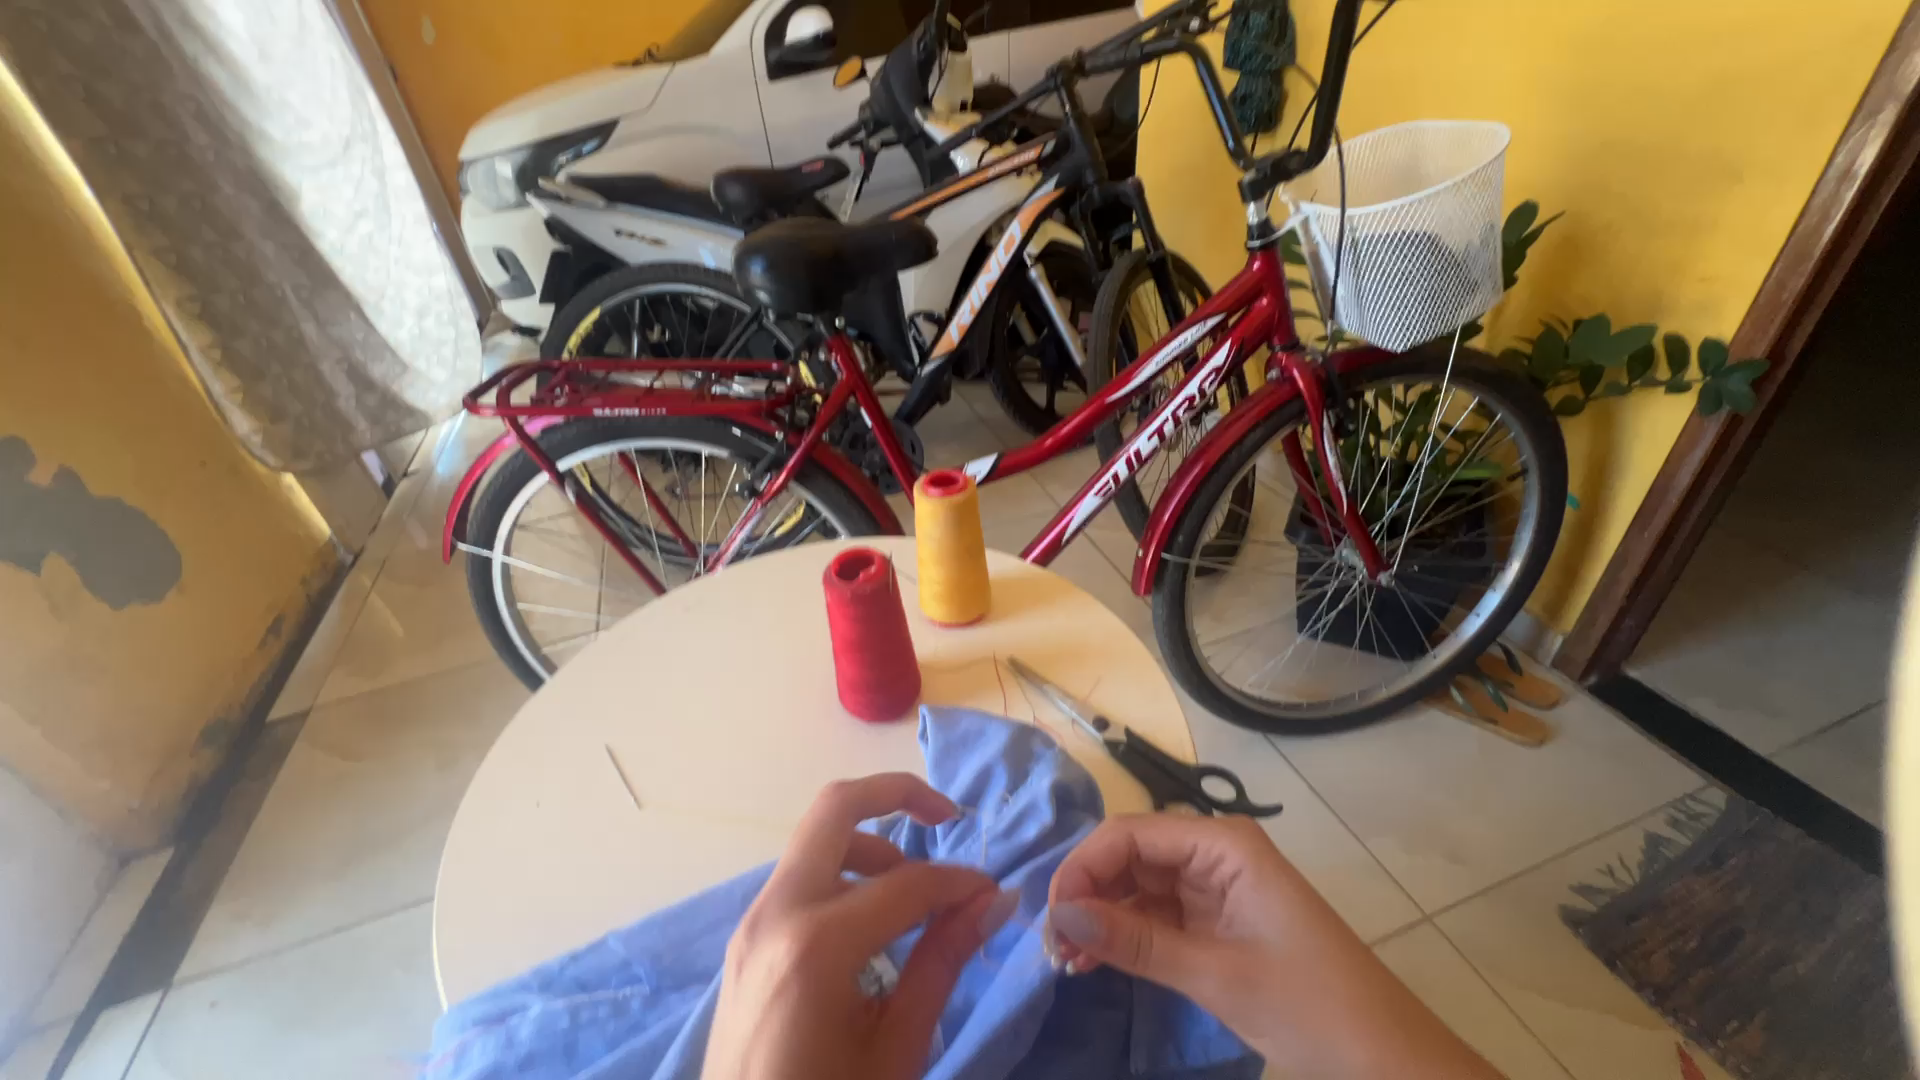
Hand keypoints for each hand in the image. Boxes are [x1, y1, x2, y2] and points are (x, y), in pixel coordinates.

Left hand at [703, 773, 1017, 1079]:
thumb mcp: (896, 1049)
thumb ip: (942, 962)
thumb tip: (994, 901)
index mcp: (815, 945)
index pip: (906, 882)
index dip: (958, 882)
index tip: (991, 893)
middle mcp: (775, 913)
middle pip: (834, 808)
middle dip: (896, 795)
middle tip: (946, 815)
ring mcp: (752, 921)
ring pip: (814, 839)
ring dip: (869, 840)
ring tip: (912, 891)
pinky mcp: (747, 938)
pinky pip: (801, 877)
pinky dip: (844, 873)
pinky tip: (872, 920)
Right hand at [1047, 814, 1501, 1078]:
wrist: (1390, 1062)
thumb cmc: (1313, 1006)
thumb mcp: (1217, 973)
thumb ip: (1135, 941)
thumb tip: (1060, 915)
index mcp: (1222, 843)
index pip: (1132, 834)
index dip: (1085, 867)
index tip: (1052, 915)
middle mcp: (1213, 852)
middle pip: (1130, 856)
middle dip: (1088, 894)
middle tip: (1054, 944)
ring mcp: (1213, 886)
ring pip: (1136, 886)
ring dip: (1100, 918)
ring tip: (1067, 959)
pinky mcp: (1213, 920)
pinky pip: (1154, 915)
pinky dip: (1123, 936)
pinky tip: (1094, 960)